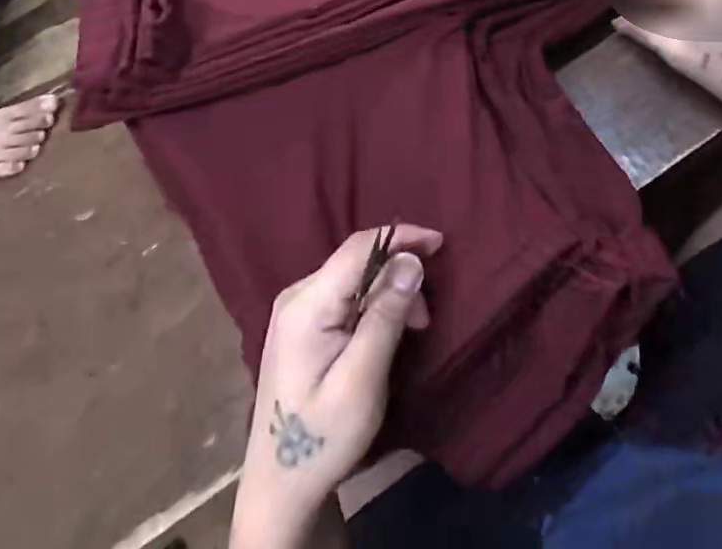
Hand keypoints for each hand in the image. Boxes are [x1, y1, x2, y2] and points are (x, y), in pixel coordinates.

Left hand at [231, 226, 442, 548]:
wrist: (281, 484)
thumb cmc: (324, 436)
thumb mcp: (362, 379)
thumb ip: (385, 316)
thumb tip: (411, 260)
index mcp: (306, 304)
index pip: (358, 248)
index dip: (401, 237)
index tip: (440, 242)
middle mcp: (297, 294)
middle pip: (357, 261)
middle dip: (399, 275)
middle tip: (426, 319)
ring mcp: (295, 309)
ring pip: (353, 278)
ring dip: (389, 293)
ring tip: (412, 330)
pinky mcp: (301, 324)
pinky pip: (345, 296)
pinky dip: (374, 305)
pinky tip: (387, 331)